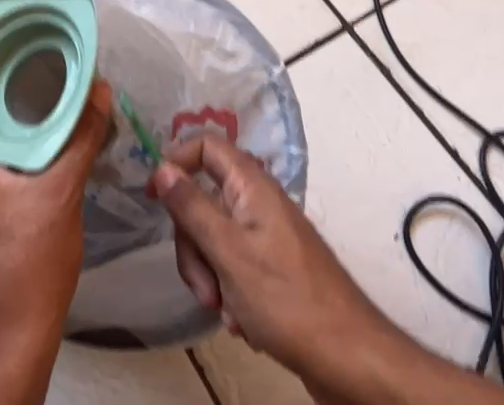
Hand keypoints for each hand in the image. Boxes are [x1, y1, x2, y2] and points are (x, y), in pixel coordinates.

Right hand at [147, 136, 387, 373]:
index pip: (207, 147)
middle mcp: (260, 203)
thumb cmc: (287, 299)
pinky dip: (228, 290)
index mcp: (252, 187)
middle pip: (203, 200)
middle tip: (203, 284)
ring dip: (209, 275)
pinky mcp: (272, 267)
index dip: (177, 162)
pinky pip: (233, 265)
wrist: (347, 356)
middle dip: (193, 244)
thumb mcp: (227, 251)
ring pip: (214, 238)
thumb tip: (162, 167)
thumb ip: (191, 207)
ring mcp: (267, 236)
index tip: (155, 197)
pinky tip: (241, 320)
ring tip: (225, 310)